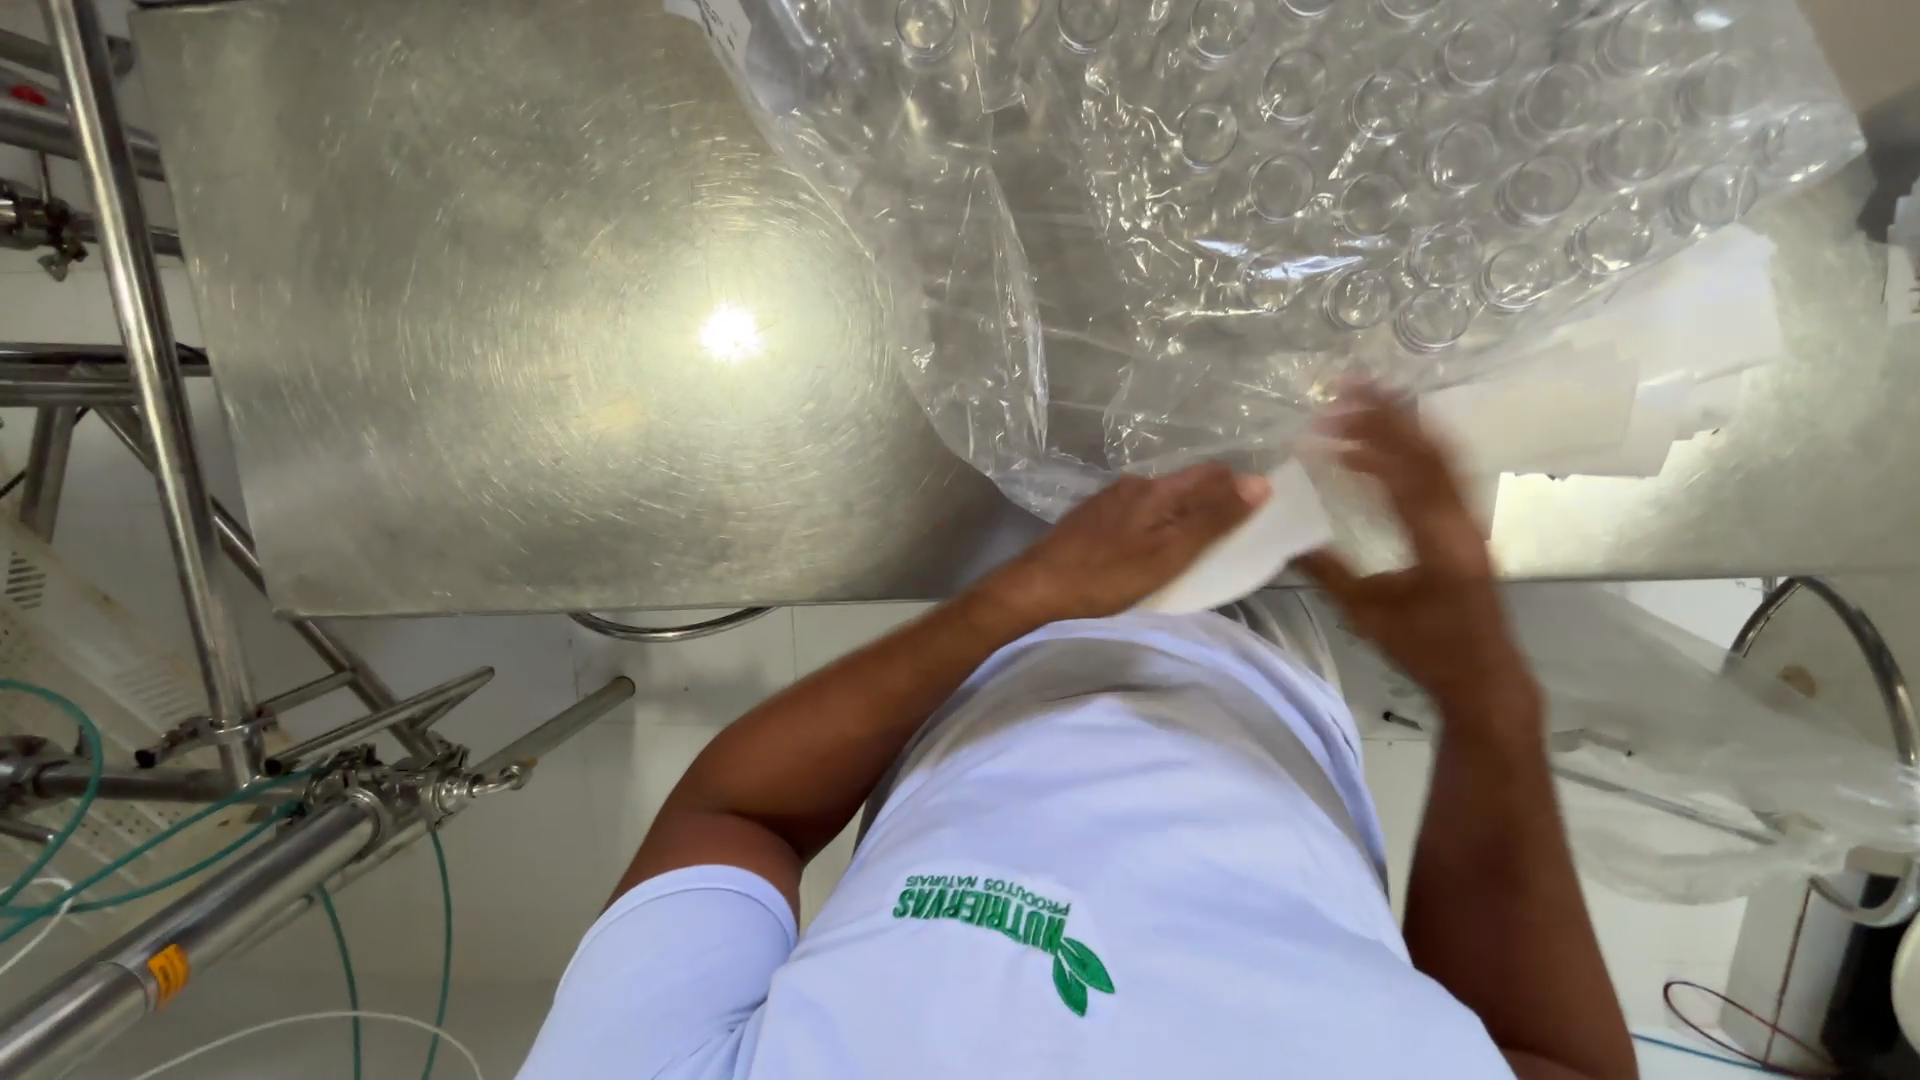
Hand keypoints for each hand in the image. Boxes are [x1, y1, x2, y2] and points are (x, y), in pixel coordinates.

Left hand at [977, 463, 1270, 626]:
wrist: (1036, 587)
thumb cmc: (1107, 576)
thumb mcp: (1169, 553)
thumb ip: (1212, 519)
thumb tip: (1259, 481)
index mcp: (1157, 490)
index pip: (1212, 474)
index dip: (1239, 488)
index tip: (1259, 515)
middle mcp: (1134, 485)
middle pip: (1186, 484)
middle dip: (1215, 500)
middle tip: (1233, 535)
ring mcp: (1109, 500)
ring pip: (1161, 499)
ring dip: (1184, 513)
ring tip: (1197, 544)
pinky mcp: (1091, 519)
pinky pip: (1138, 513)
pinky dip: (1158, 524)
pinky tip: (1153, 546)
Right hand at [1295, 383, 1536, 718]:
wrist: (1485, 675)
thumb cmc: (1426, 648)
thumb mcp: (1367, 613)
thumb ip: (1329, 572)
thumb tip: (1287, 539)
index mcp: (1436, 537)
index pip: (1401, 471)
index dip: (1365, 438)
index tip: (1327, 418)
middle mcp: (1460, 518)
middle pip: (1427, 449)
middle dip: (1385, 414)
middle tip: (1345, 389)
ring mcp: (1470, 520)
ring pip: (1443, 455)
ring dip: (1403, 425)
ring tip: (1366, 401)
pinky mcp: (1469, 527)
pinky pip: (1446, 473)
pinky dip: (1416, 450)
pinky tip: (1390, 446)